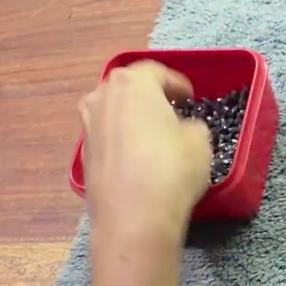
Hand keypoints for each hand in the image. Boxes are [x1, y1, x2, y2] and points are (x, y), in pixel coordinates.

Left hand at [78, 62, 212, 241]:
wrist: (134, 214)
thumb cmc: (172, 168)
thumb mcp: (200, 142)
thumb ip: (192, 126)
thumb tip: (183, 128)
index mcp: (132, 84)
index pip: (156, 71)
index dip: (177, 83)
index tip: (190, 97)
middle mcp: (102, 96)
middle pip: (128, 88)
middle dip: (150, 97)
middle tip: (172, 112)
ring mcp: (88, 125)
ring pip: (114, 112)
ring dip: (133, 119)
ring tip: (155, 136)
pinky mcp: (85, 153)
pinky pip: (109, 137)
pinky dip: (124, 141)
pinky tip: (141, 160)